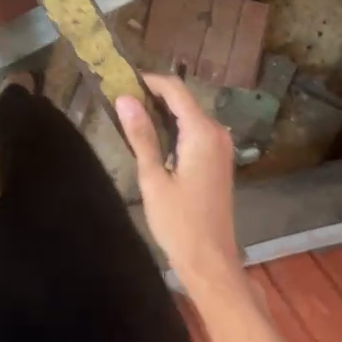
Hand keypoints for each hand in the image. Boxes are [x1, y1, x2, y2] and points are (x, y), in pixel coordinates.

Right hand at [118, 75, 242, 289]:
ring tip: (131, 117)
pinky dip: (174, 126)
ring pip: (189, 113)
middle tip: (121, 101)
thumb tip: (125, 99)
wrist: (211, 262)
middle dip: (153, 95)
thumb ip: (141, 136)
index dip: (148, 80)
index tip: (121, 82)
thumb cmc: (179, 223)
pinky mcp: (219, 159)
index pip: (175, 89)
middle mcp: (217, 132)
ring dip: (163, 111)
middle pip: (184, 98)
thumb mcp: (153, 179)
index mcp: (202, 133)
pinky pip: (195, 130)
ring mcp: (221, 146)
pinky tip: (153, 138)